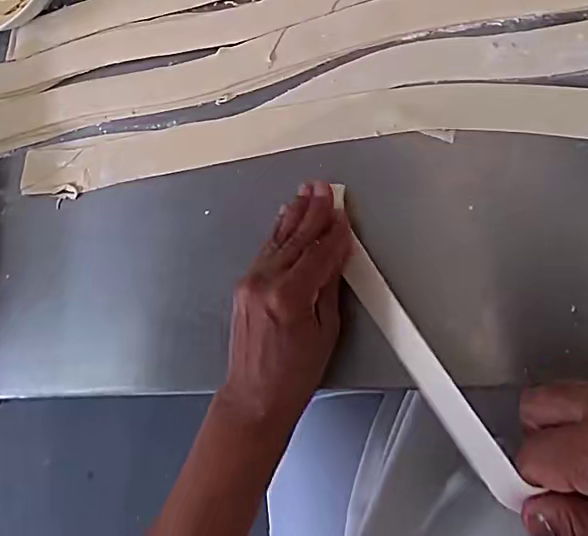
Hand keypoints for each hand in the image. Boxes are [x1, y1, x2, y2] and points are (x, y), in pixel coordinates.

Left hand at [214, 181, 351, 428]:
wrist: (254, 399)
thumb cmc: (293, 376)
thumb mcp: (327, 331)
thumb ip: (330, 285)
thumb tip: (337, 254)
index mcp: (289, 297)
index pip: (320, 253)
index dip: (335, 233)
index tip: (344, 216)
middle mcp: (266, 284)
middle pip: (298, 239)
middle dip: (314, 211)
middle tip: (325, 189)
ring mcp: (251, 282)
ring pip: (280, 238)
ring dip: (296, 213)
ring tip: (307, 192)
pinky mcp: (244, 283)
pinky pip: (266, 249)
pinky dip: (279, 230)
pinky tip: (287, 215)